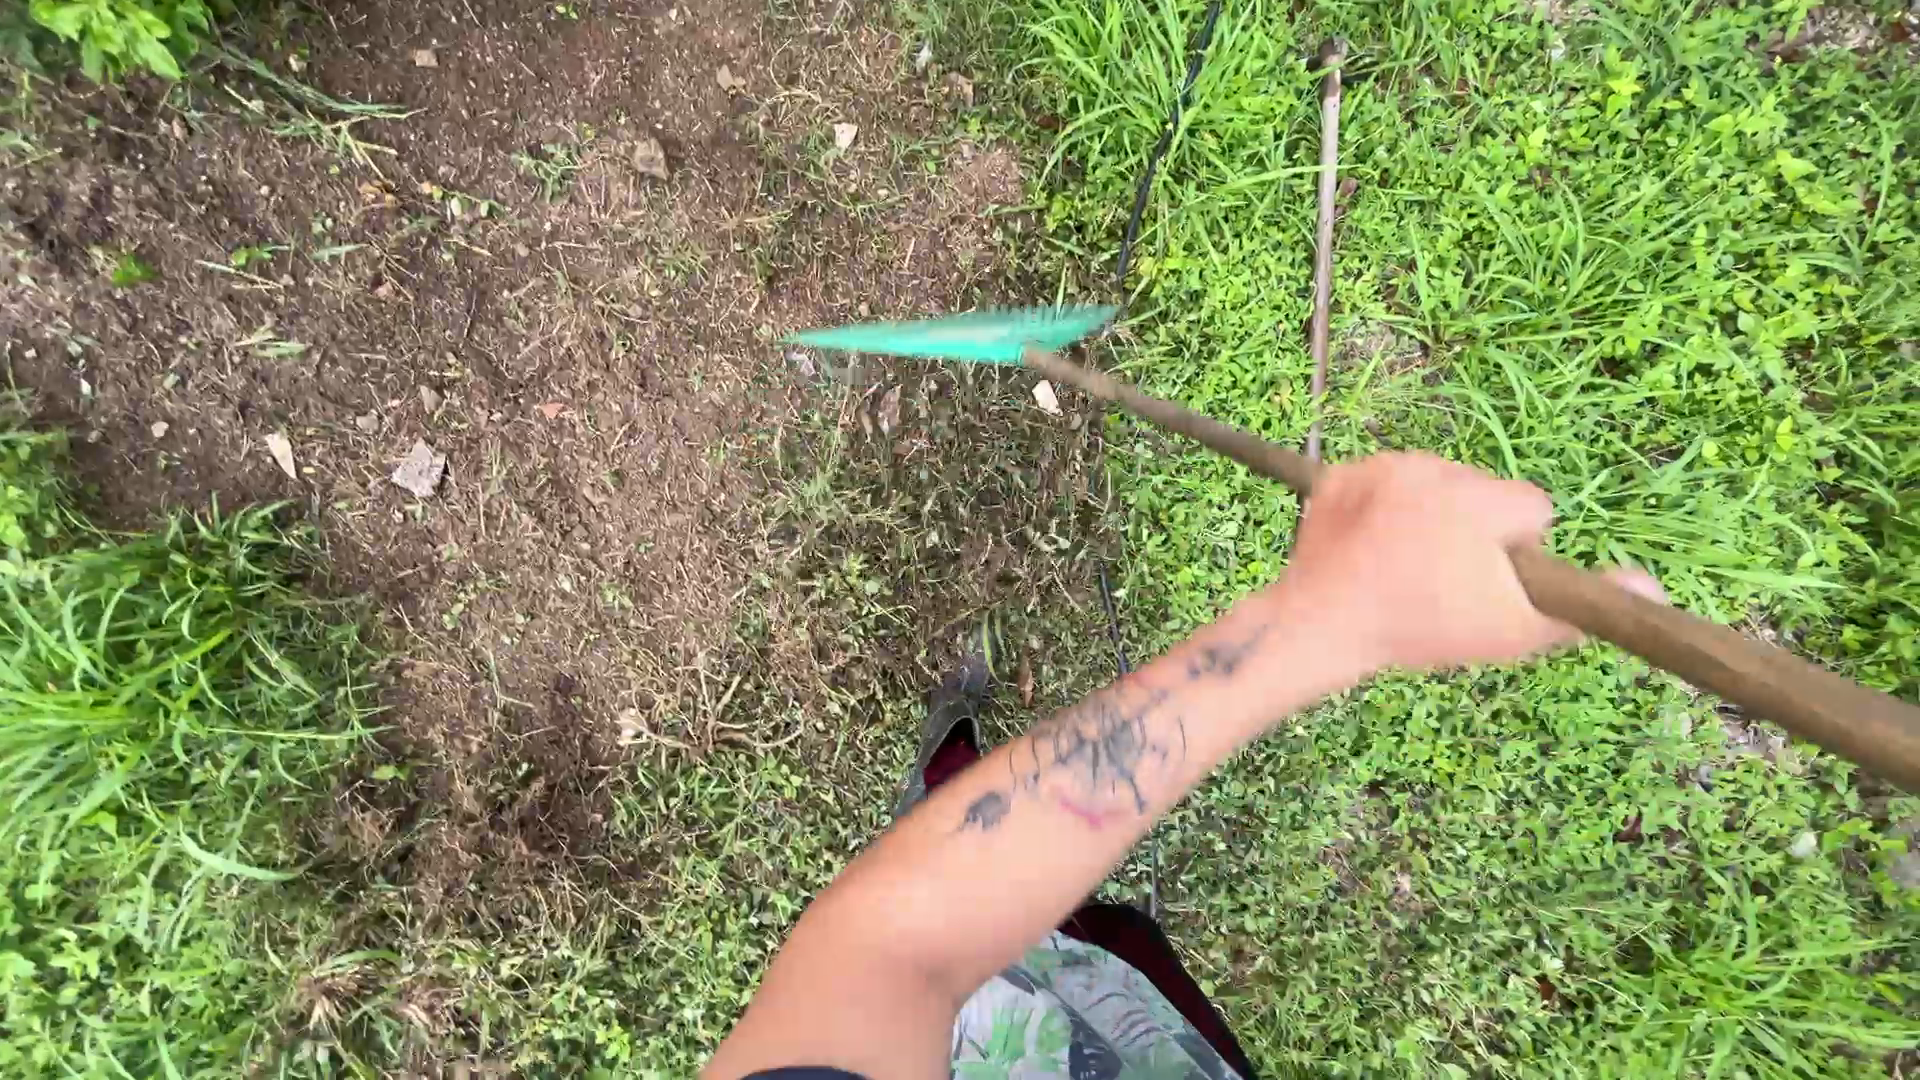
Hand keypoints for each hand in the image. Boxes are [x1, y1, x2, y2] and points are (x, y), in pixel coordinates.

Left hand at [1279, 451, 1662, 672]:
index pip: (1531, 508)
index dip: (1514, 549)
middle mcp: (1430, 469)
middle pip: (1479, 490)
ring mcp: (1377, 468)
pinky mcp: (1338, 476)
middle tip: (1435, 572)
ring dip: (1426, 511)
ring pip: (1430, 483)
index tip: (1480, 579)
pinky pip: (1381, 483)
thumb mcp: (1512, 631)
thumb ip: (1582, 608)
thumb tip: (1651, 586)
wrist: (1322, 624)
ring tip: (1399, 559)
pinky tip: (1369, 540)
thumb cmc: (1421, 628)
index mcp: (1481, 498)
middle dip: (1470, 525)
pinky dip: (1380, 505)